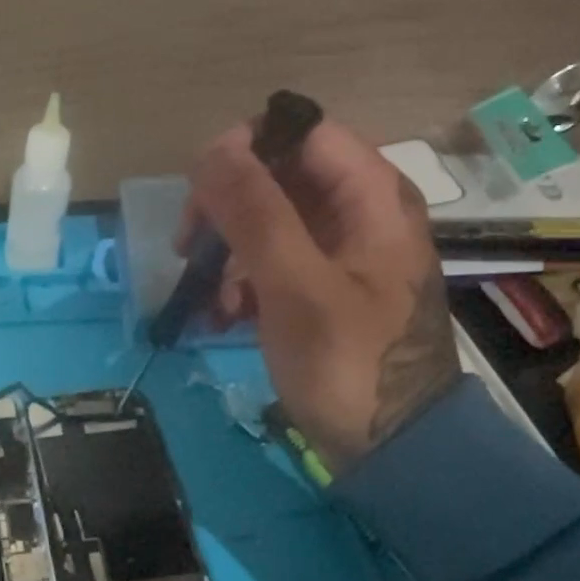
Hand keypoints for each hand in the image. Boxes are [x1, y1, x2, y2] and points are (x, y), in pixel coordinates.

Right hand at [180, 116, 458, 472]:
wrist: (391, 447)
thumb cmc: (347, 364)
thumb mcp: (294, 286)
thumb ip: (255, 214)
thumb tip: (212, 149)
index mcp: (370, 196)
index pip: (301, 133)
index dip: (244, 152)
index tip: (198, 199)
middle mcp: (359, 214)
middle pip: (279, 179)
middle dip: (227, 214)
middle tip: (188, 253)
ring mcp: (342, 256)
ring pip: (269, 227)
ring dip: (228, 258)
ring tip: (211, 305)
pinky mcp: (325, 294)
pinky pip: (274, 268)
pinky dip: (243, 287)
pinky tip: (221, 321)